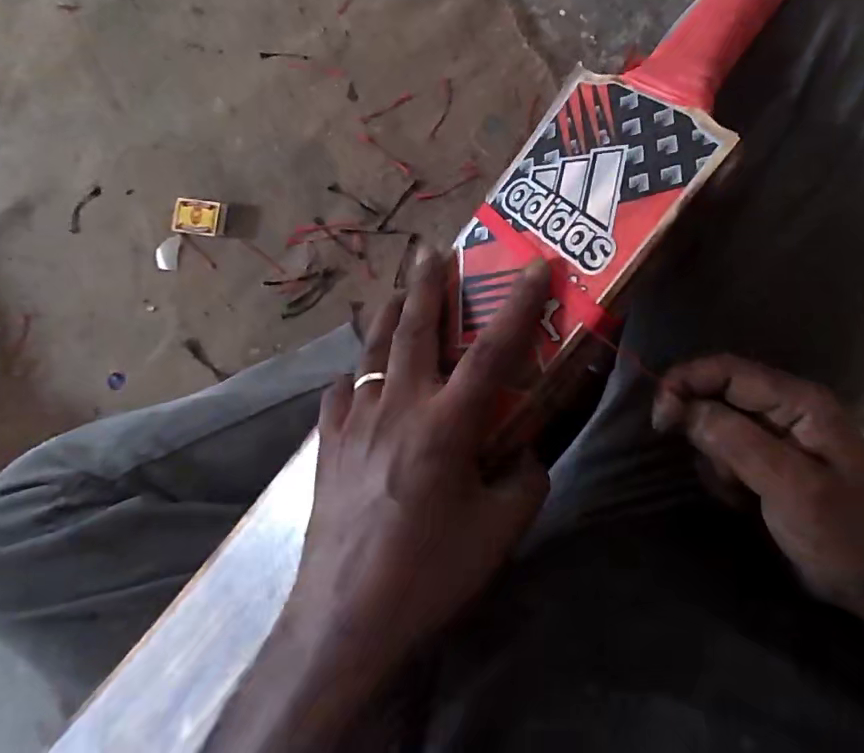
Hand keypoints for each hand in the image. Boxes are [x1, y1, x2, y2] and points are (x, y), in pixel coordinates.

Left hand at [284, 248, 553, 667]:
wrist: (346, 613)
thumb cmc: (429, 572)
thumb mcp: (497, 533)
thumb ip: (522, 482)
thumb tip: (524, 455)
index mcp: (445, 425)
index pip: (493, 352)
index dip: (519, 306)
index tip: (536, 265)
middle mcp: (397, 406)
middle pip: (416, 329)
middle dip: (428, 284)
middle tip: (433, 250)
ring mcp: (355, 419)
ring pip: (373, 349)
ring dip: (390, 314)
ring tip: (398, 290)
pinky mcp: (327, 440)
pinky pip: (342, 391)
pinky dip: (356, 375)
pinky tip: (360, 378)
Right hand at [652, 355, 863, 626]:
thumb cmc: (853, 539)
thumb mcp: (795, 490)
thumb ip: (738, 442)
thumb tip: (682, 408)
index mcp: (799, 401)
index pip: (724, 368)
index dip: (684, 383)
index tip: (660, 421)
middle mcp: (786, 409)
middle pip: (716, 393)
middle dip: (699, 427)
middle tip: (712, 472)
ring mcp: (779, 436)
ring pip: (715, 424)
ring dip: (711, 457)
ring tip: (737, 494)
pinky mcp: (771, 463)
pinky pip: (725, 452)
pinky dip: (721, 474)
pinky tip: (741, 500)